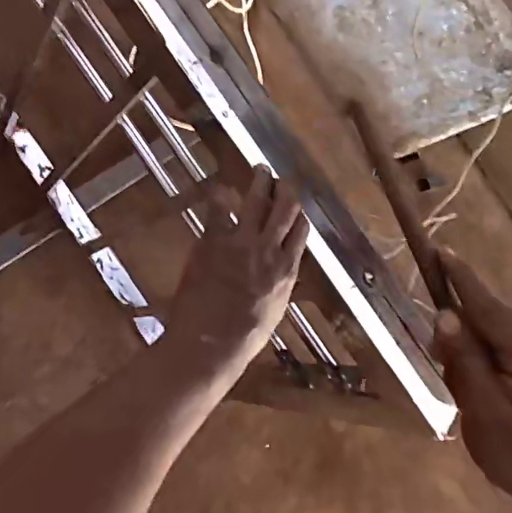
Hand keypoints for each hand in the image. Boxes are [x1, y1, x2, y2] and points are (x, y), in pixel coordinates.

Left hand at [163, 169, 311, 368]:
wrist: (210, 342)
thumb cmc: (245, 335)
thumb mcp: (275, 308)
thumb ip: (280, 281)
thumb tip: (280, 268)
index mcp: (287, 269)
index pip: (301, 231)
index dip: (299, 215)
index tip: (297, 206)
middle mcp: (269, 250)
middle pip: (284, 209)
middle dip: (286, 190)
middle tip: (283, 179)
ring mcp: (241, 241)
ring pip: (257, 201)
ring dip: (260, 182)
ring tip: (260, 170)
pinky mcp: (214, 240)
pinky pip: (218, 209)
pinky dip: (219, 196)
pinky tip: (219, 187)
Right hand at [435, 249, 511, 512]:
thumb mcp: (485, 416)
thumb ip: (466, 362)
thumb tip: (446, 315)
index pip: (491, 309)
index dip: (463, 280)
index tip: (441, 251)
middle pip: (497, 321)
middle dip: (464, 327)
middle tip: (439, 353)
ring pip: (505, 336)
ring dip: (477, 347)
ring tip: (464, 385)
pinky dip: (492, 358)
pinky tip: (484, 385)